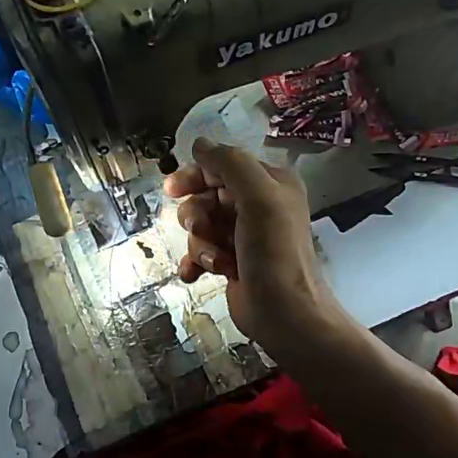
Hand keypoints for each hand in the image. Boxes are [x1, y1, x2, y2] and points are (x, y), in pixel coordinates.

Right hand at [164, 138, 353, 357]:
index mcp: (269, 183)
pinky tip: (195, 274)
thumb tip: (199, 143)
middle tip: (202, 229)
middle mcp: (257, 205)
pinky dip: (194, 262)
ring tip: (216, 261)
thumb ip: (229, 164)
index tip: (173, 189)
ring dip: (200, 244)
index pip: (222, 165)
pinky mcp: (231, 262)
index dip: (196, 175)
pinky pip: (199, 252)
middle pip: (205, 196)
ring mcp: (242, 236)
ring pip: (199, 226)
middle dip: (197, 215)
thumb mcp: (258, 198)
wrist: (285, 314)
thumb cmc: (274, 253)